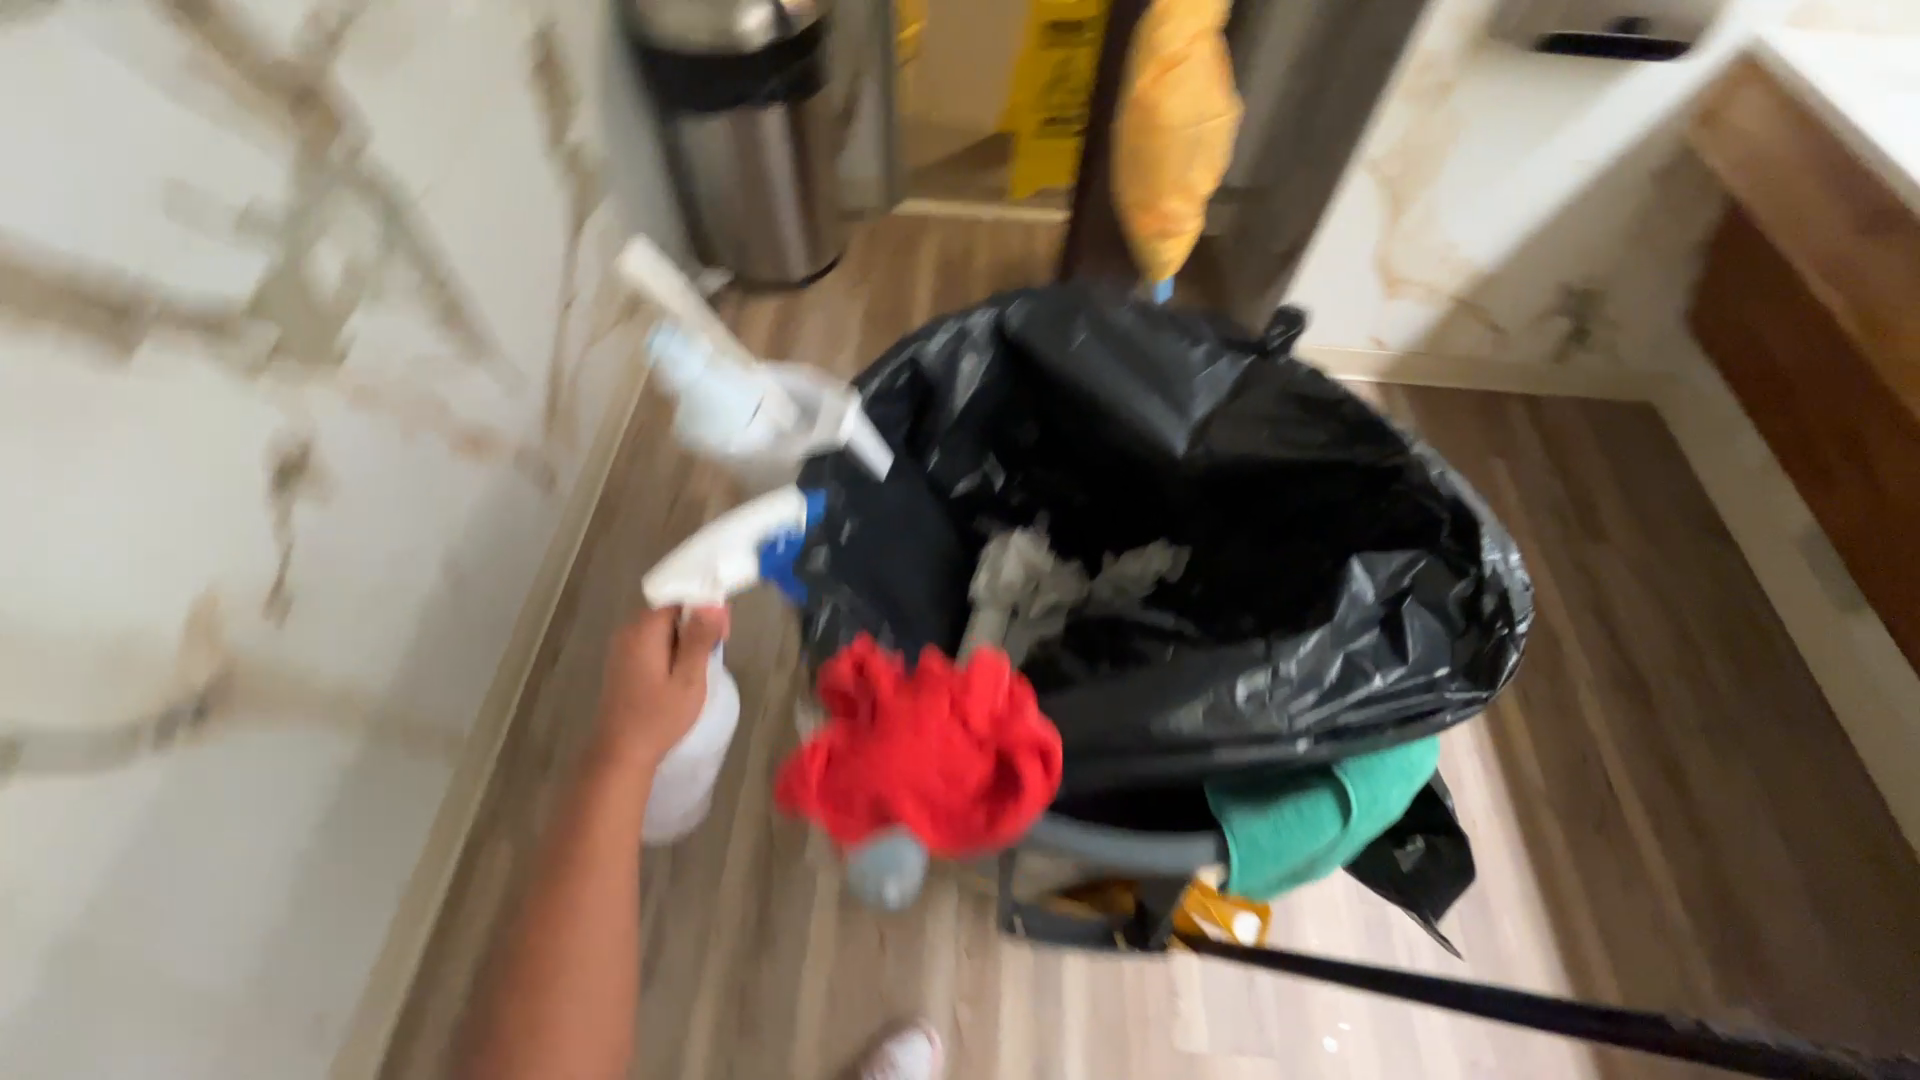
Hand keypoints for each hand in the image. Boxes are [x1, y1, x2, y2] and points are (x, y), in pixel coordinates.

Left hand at [593, 605, 730, 774]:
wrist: (620, 753)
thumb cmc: (658, 718)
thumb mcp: (688, 678)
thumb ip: (700, 638)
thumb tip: (714, 605)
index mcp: (643, 631)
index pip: (679, 600)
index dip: (705, 610)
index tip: (723, 636)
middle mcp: (628, 632)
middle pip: (670, 613)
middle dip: (696, 626)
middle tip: (714, 654)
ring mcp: (622, 648)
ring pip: (662, 629)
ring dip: (685, 640)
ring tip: (699, 668)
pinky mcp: (622, 663)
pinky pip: (652, 643)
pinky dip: (671, 651)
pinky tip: (679, 675)